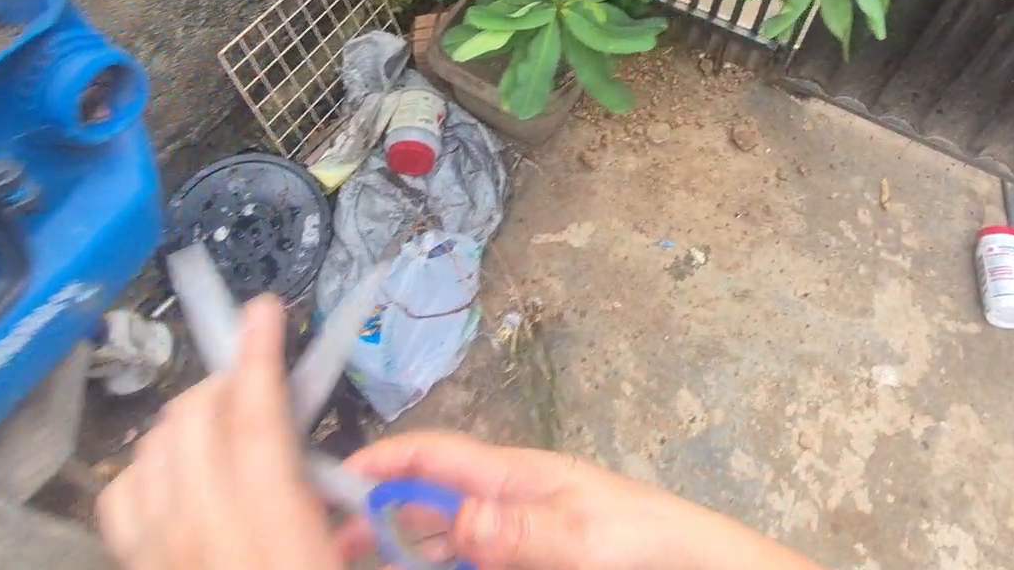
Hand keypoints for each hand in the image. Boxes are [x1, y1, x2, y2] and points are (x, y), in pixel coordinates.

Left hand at [97, 296, 340, 569]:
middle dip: (225, 383)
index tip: (264, 309)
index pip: (254, 424)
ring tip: (222, 425)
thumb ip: (335, 516)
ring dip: (188, 419)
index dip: (258, 359)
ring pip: (150, 449)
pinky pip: (119, 495)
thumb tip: (328, 470)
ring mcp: (157, 558)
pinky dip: (146, 465)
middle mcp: (203, 539)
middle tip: (259, 385)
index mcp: (272, 533)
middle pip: (193, 423)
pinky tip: (176, 472)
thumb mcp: (337, 560)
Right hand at [340, 432, 825, 569]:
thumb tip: (460, 518)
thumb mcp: (579, 531)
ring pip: (442, 532)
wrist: (682, 557)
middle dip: (380, 510)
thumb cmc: (634, 534)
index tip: (339, 477)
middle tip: (331, 541)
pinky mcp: (521, 554)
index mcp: (515, 473)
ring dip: (401, 543)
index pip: (440, 454)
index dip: (388, 457)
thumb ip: (520, 527)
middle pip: (430, 497)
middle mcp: (506, 495)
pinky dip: (436, 563)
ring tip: (354, 558)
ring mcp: (513, 527)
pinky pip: (467, 557)